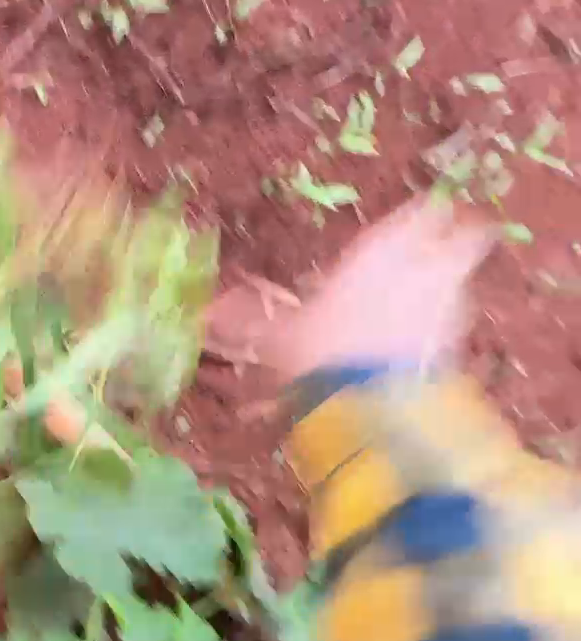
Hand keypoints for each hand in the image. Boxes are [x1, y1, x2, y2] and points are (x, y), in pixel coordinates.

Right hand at [269, 197, 496, 378]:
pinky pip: (446, 311)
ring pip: (453, 274)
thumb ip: (250, 319)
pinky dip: (432, 315)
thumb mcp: (274, 336)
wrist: (367, 397)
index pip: (419, 213)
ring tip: (405, 299)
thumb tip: (208, 311)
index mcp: (379, 253)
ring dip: (435, 280)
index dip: (415, 214)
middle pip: (461, 234)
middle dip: (449, 237)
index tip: (408, 216)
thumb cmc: (316, 352)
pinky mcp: (456, 331)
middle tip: (429, 246)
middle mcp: (422, 265)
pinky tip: (404, 333)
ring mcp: (445, 297)